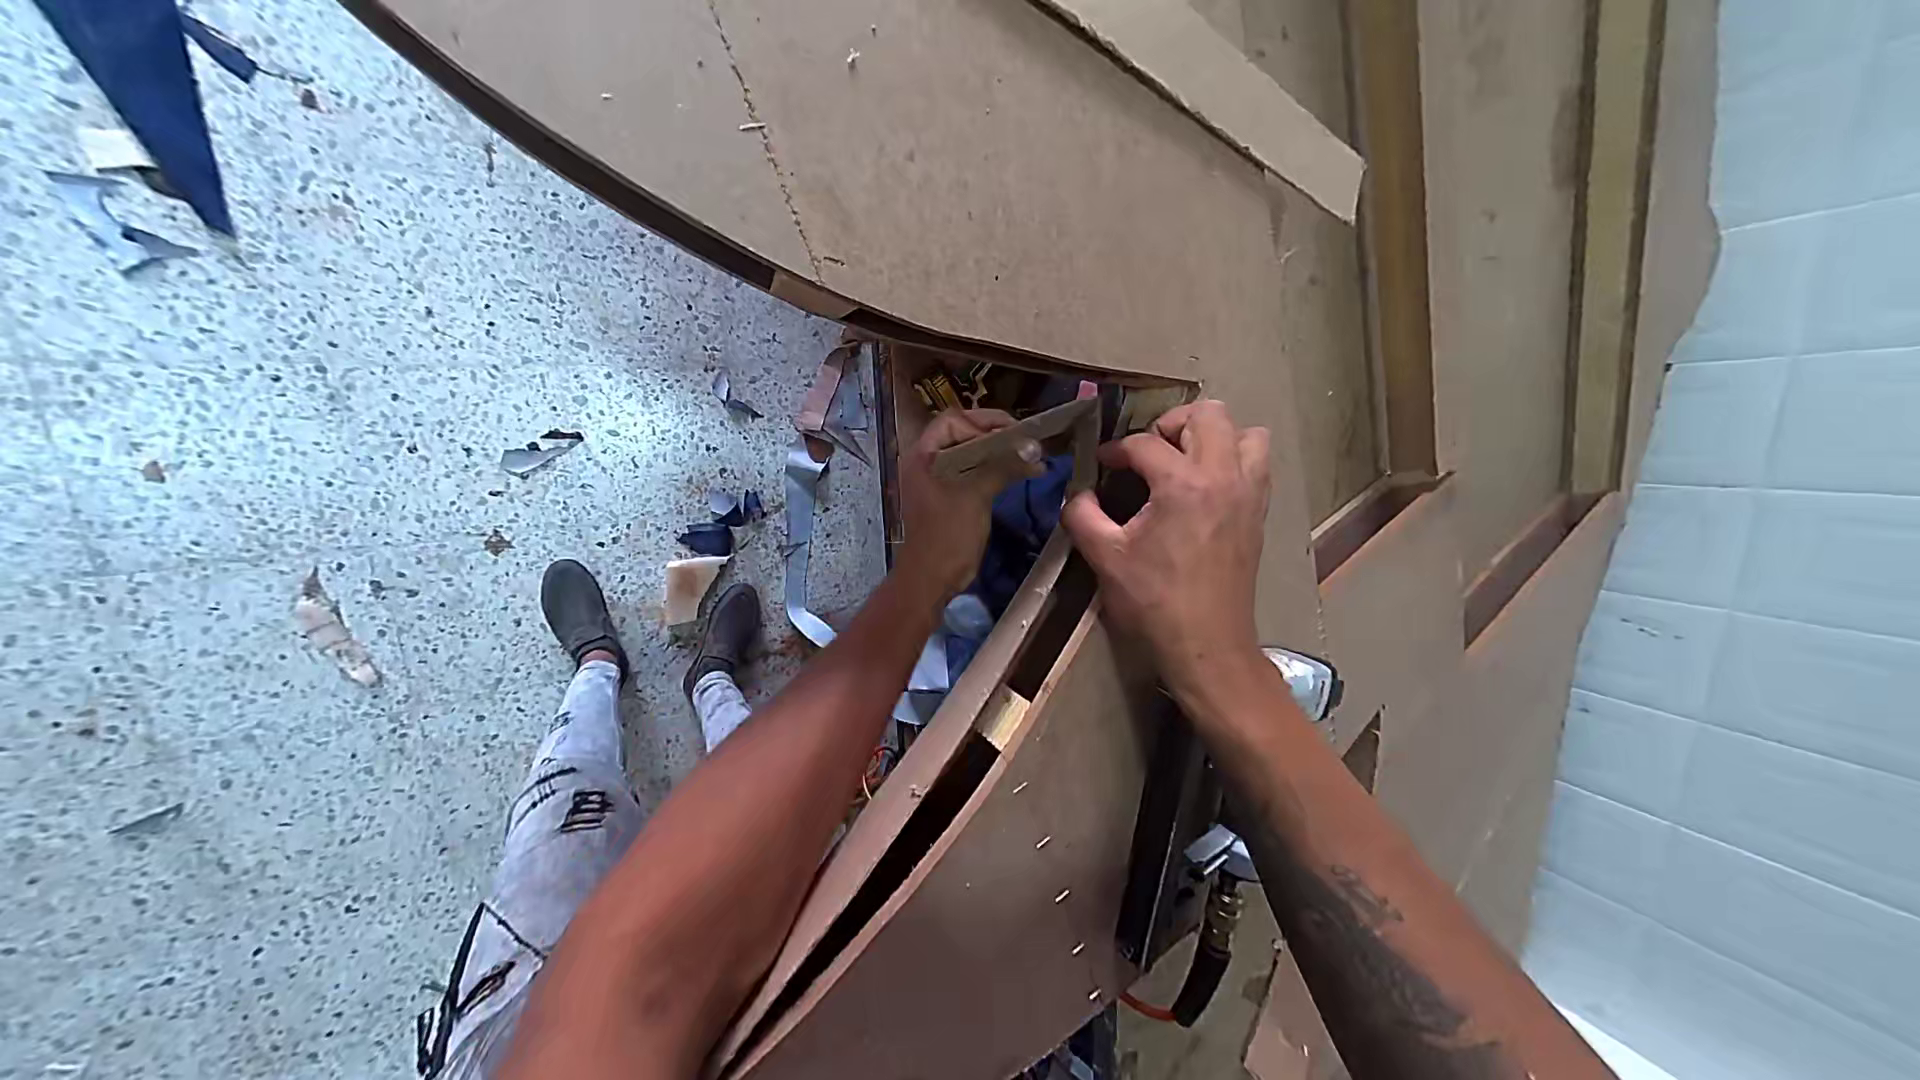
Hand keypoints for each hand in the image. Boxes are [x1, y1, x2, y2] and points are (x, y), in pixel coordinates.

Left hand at [896, 408, 1042, 601]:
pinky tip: (1019, 473)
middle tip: (1025, 441)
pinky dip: (994, 471)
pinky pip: (973, 475)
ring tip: (1027, 455)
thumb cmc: (947, 535)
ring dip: (998, 454)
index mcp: (923, 455)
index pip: (952, 420)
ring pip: (970, 455)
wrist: (931, 580)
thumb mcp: (975, 495)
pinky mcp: (949, 499)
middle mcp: (927, 463)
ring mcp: (937, 482)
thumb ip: (1002, 466)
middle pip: (962, 435)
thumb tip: (1033, 445)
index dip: (982, 422)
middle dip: (994, 435)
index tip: (1012, 432)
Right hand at [1062, 400, 1269, 695]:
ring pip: (1246, 433)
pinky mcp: (1259, 514)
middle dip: (1171, 424)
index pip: (1145, 443)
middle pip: (1208, 415)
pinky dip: (1233, 459)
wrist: (1205, 642)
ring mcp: (1249, 494)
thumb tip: (1077, 494)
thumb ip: (1082, 515)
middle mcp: (1224, 477)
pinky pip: (1257, 463)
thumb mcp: (1104, 556)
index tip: (1102, 464)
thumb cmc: (1153, 600)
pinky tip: (1206, 487)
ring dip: (1213, 436)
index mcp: (1183, 484)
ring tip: (1185, 461)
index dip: (1117, 450)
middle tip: (1149, 451)